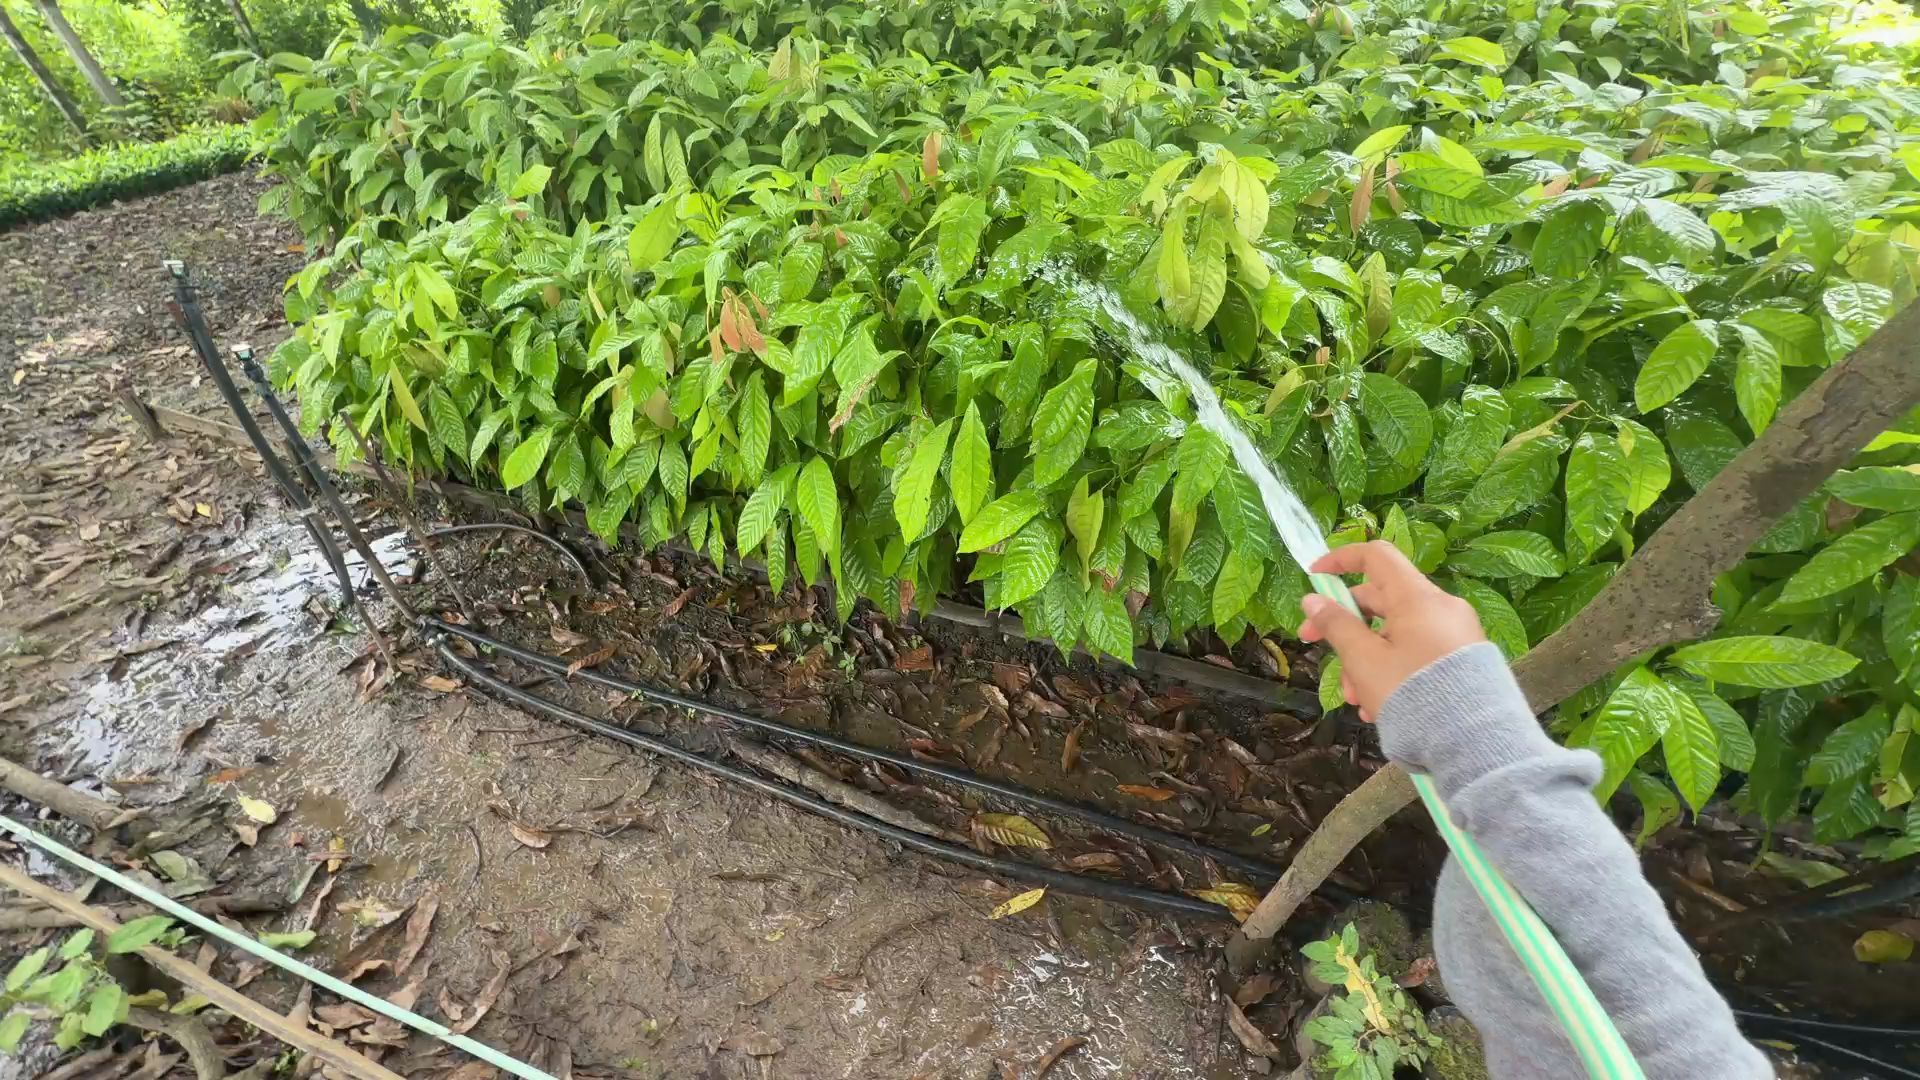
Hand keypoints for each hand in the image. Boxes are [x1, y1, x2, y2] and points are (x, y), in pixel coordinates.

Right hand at [1299, 541, 1486, 721]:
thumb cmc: (1411, 692)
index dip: (1340, 560)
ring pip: (1395, 633)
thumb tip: (1313, 600)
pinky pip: (1416, 652)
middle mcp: (1441, 608)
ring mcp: (1456, 635)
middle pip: (1380, 600)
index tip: (1314, 577)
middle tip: (1313, 645)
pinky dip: (1390, 668)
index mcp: (1417, 598)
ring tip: (1353, 697)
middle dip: (1344, 626)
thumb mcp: (1362, 659)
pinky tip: (1377, 704)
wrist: (1478, 746)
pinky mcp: (1464, 661)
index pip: (1376, 556)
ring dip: (1364, 657)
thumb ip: (1335, 625)